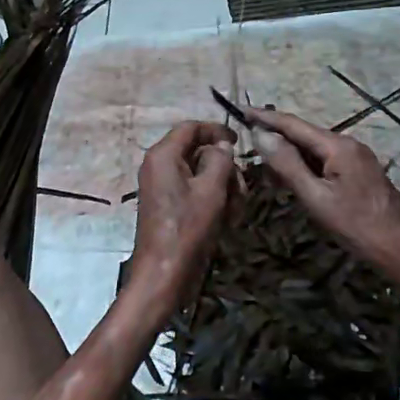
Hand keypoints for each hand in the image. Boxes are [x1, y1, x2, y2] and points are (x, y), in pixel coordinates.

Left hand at [130, 121, 236, 299]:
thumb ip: (220, 160)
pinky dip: (212, 200)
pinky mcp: (168, 205)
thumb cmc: (188, 228)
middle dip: (224, 168)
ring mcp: (162, 186)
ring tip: (235, 210)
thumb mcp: (211, 189)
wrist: (164, 272)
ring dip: (222, 187)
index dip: (216, 130)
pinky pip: (193, 192)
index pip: (190, 127)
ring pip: (199, 174)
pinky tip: (227, 220)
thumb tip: (222, 145)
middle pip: (197, 152)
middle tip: (242, 189)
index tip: (239, 141)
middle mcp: (158, 166)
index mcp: (162, 155)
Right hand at [244, 107, 399, 276]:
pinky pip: (325, 160)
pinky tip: (291, 176)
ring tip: (263, 159)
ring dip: (289, 152)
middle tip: (246, 137)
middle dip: (275, 134)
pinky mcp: (360, 173)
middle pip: (304, 133)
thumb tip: (260, 135)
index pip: (293, 124)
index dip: (265, 117)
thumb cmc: (357, 226)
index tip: (241, 109)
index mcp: (338, 145)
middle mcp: (348, 144)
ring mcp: (357, 158)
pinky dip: (304, 164)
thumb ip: (287, 165)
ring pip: (314, 148)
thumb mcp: (315, 197)